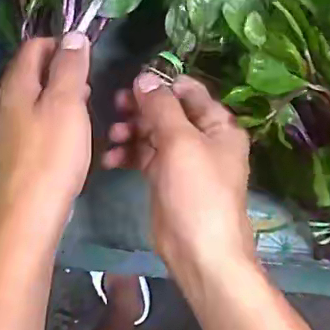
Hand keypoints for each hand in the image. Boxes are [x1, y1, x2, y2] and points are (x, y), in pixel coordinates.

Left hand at [0, 35, 92, 227]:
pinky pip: (41, 115)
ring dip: (64, 91)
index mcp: (17, 83)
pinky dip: (59, 113)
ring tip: (88, 103)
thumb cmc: (52, 153)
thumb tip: (73, 35)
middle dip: (65, 67)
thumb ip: (70, 66)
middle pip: (36, 67)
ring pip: (40, 93)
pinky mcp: (21, 144)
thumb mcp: (66, 103)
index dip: (62, 43)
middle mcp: (9, 98)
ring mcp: (13, 123)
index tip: (89, 57)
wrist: (32, 210)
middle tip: (91, 81)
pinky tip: (75, 129)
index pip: (35, 45)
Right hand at [102, 73, 253, 276]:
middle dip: (140, 109)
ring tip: (113, 136)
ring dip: (131, 131)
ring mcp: (183, 159)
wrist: (199, 251)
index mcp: (218, 125)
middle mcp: (202, 138)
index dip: (161, 84)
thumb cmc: (197, 192)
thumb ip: (161, 107)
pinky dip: (128, 154)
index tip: (131, 82)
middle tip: (116, 107)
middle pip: (167, 111)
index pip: (188, 91)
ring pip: (152, 133)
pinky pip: (144, 156)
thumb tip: (144, 77)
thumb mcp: (180, 142)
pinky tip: (111, 159)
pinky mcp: (165, 178)